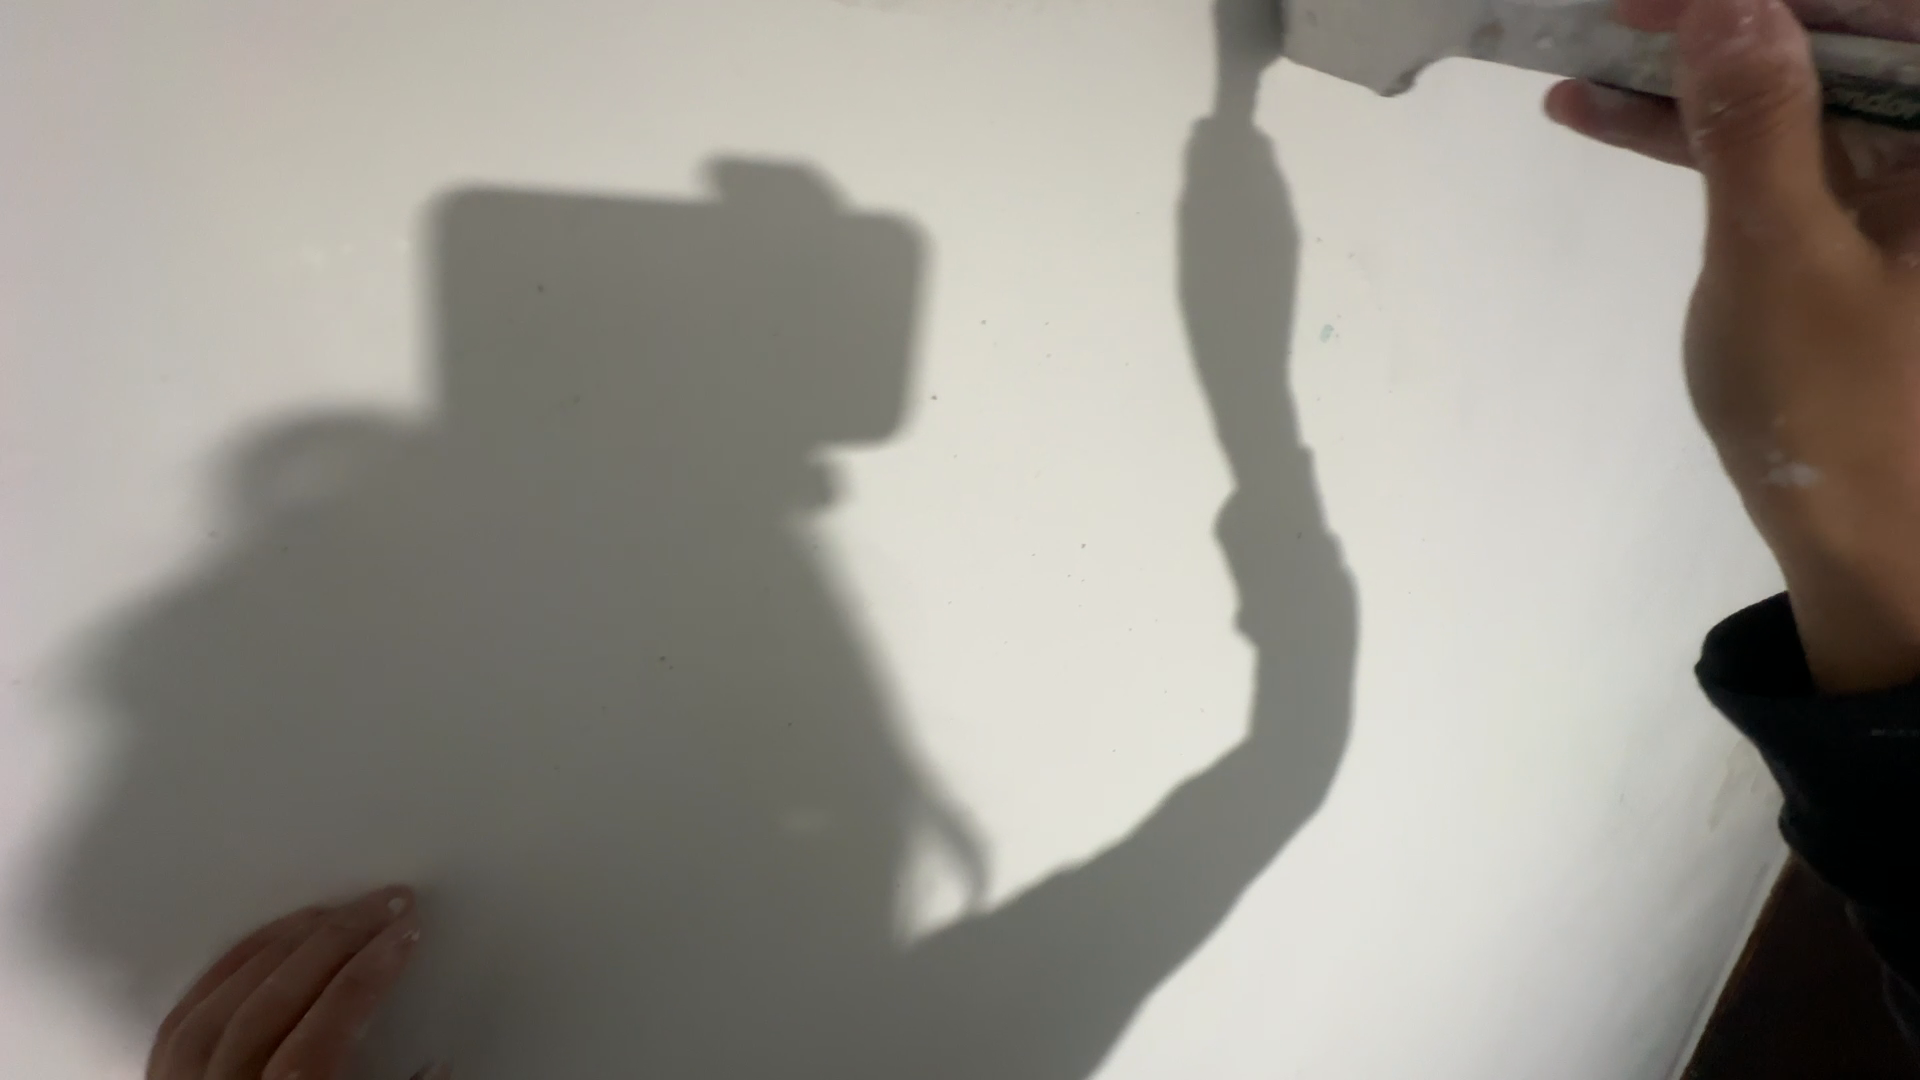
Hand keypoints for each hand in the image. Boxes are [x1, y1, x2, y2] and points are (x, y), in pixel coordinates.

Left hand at [147, 887, 439, 1079]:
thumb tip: (439, 1065)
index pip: (317, 1041)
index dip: (366, 977)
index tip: (408, 930)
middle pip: (266, 1012)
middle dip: (335, 942)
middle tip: (388, 901)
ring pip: (217, 1013)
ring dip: (282, 948)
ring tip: (337, 910)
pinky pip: (179, 1027)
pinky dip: (225, 972)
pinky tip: (272, 941)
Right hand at [1547, 0, 1919, 691]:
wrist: (1852, 501)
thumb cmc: (1828, 390)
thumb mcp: (1778, 254)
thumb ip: (1758, 130)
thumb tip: (1729, 9)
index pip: (1885, 13)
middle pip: (1837, 37)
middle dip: (1721, 23)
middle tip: (1615, 14)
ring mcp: (1893, 165)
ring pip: (1786, 84)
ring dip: (1684, 73)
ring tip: (1586, 60)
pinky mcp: (1836, 203)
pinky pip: (1760, 142)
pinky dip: (1681, 131)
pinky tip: (1603, 118)